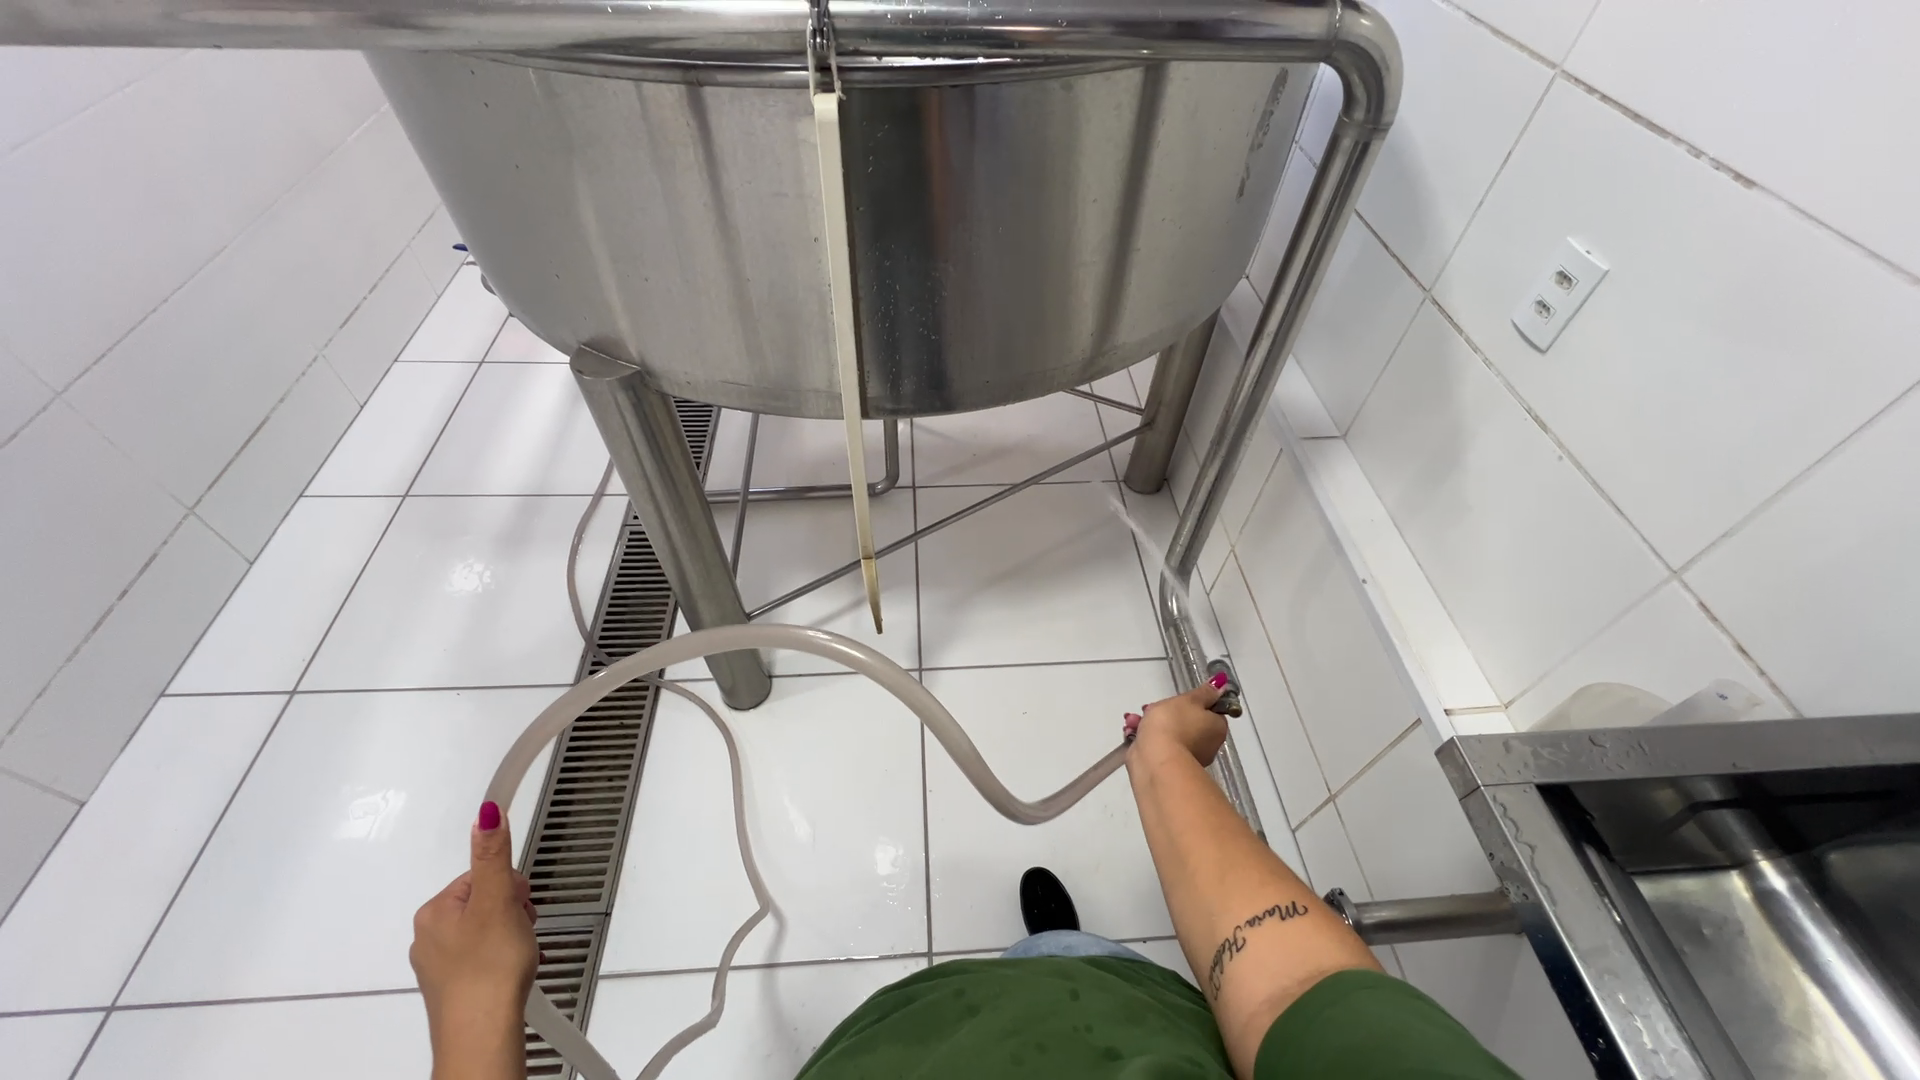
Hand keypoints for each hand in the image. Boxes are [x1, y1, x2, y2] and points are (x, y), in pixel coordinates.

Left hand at [411, 802, 538, 1079]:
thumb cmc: (489, 969)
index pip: (483, 875)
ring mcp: (441, 964)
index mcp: (434, 912)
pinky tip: (512, 970)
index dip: (509, 887)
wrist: (483, 1033)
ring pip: (488, 928)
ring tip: (517, 954)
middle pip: (486, 900)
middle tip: (519, 931)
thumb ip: (493, 856)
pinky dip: (504, 958)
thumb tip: (486, 812)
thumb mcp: (498, 901)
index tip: (516, 905)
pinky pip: (485, 955)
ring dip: (511, 934)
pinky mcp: (455, 987)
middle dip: (512, 911)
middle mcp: (429, 936)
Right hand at [1127, 681, 1227, 766]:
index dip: (1192, 703)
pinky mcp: (1167, 764)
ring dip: (1151, 723)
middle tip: (1153, 708)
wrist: (1155, 757)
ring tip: (1136, 719)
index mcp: (1216, 728)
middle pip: (1187, 722)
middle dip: (1166, 713)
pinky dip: (1146, 737)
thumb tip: (1222, 684)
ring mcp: (1187, 756)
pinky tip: (1133, 730)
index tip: (1177, 701)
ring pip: (1169, 733)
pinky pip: (1158, 745)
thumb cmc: (1173, 724)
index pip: (1209, 711)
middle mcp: (1207, 745)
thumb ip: (1205, 692)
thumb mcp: (1189, 699)